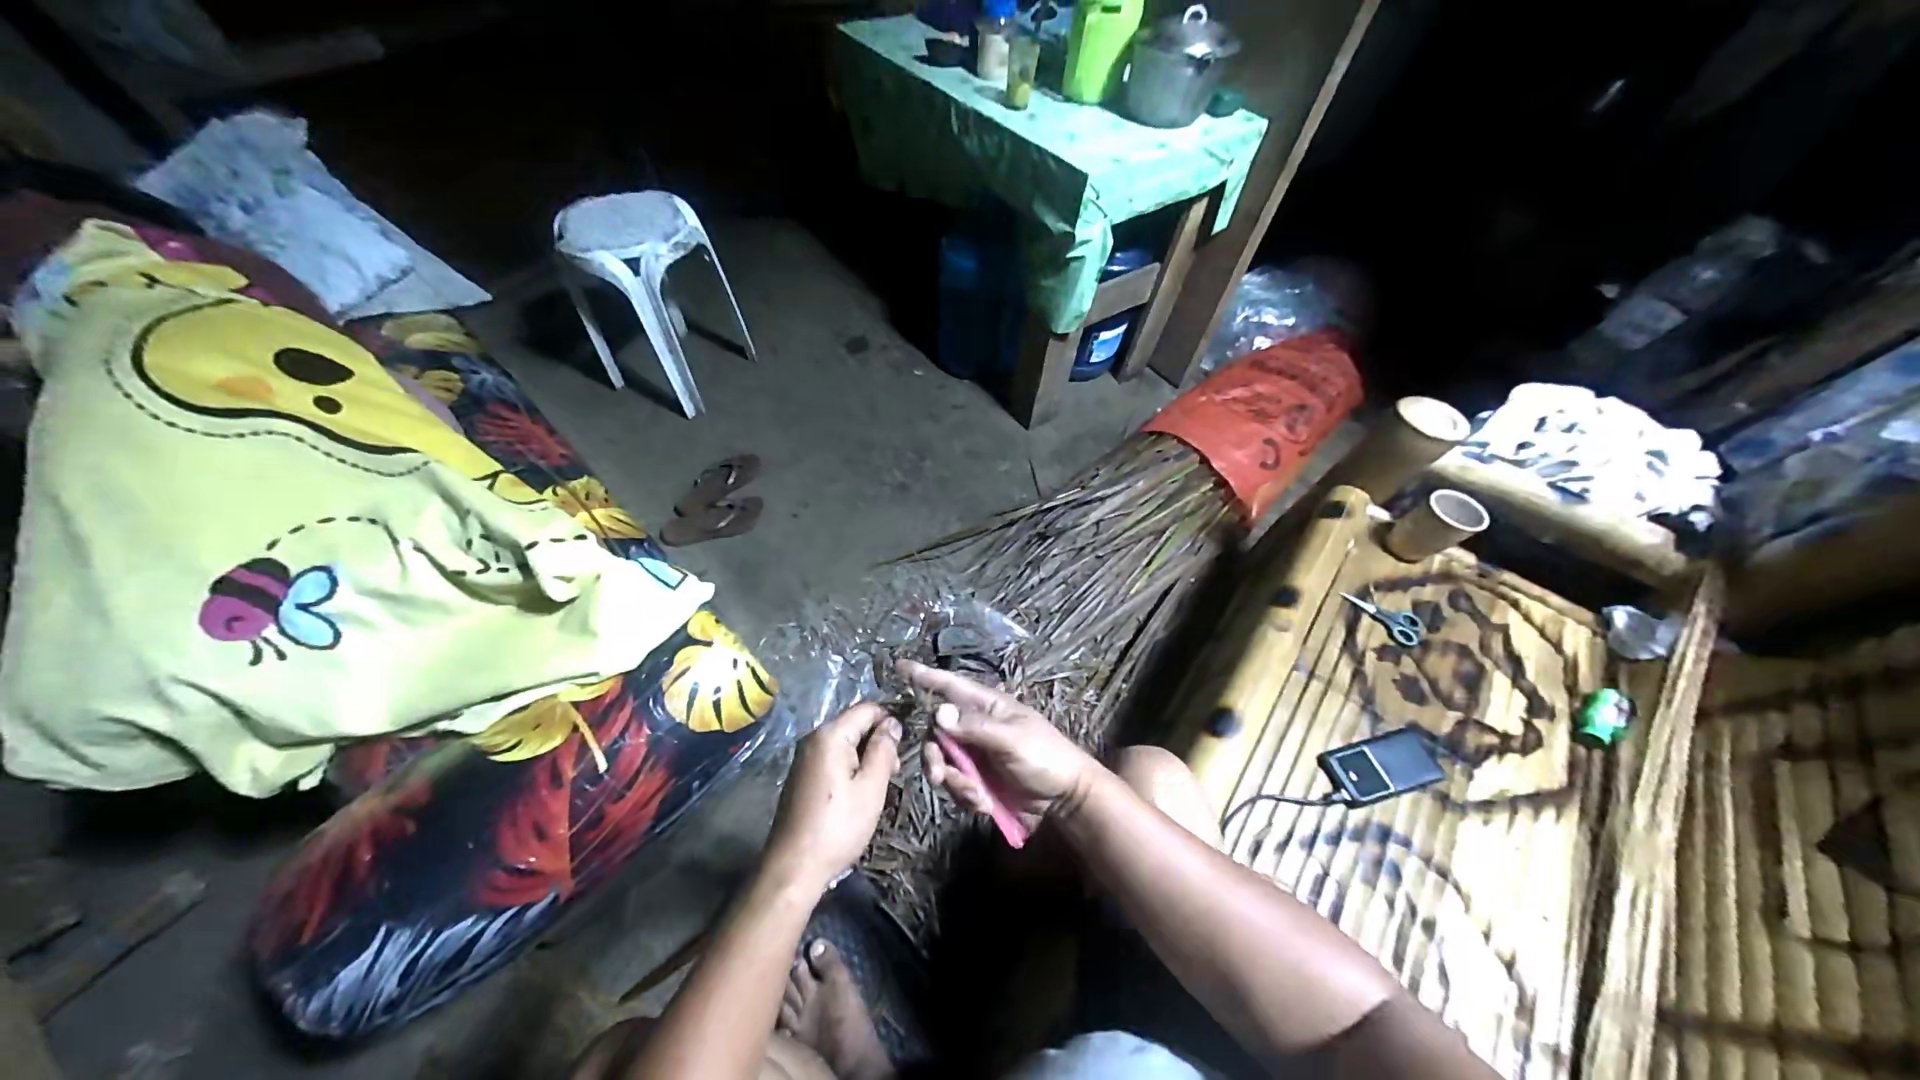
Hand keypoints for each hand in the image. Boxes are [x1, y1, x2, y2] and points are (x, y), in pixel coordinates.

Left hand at [765, 703, 902, 892]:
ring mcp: (804, 757)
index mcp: (829, 735)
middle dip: (878, 741)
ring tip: (879, 785)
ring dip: (866, 756)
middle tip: (894, 772)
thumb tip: (892, 723)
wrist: (793, 868)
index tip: (906, 745)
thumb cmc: (838, 826)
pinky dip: (850, 767)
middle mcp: (813, 738)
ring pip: (845, 743)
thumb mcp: (871, 787)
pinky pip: (833, 758)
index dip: (891, 720)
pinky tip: (858, 792)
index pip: (867, 708)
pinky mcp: (802, 776)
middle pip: (854, 724)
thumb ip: (884, 749)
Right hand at [897, 659, 1097, 831]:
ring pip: (942, 763)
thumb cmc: (1046, 757)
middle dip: (935, 757)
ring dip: (954, 782)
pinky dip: (966, 797)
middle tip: (941, 776)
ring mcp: (975, 756)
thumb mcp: (1012, 739)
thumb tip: (938, 712)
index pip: (950, 686)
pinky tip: (986, 805)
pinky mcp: (977, 782)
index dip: (925, 676)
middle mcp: (975, 728)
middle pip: (936, 733)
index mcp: (987, 707)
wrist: (1066, 801)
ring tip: (977, 796)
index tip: (899, 667)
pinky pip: (955, 786)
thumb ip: (975, 727)